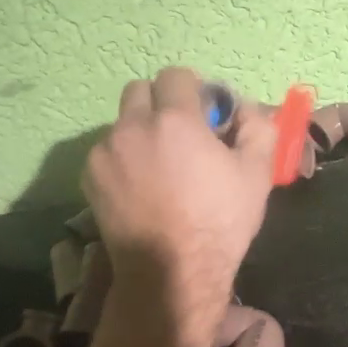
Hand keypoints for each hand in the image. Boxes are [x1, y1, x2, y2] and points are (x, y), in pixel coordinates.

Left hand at [83, 67, 276, 282]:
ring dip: (142, 134)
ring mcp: (105, 151)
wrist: (172, 270)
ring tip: (162, 169)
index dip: (195, 90)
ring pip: (122, 124)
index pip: (177, 76)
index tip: (207, 114)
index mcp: (176, 119)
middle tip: (182, 136)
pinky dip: (125, 161)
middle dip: (161, 104)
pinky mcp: (90, 176)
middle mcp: (133, 125)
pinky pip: (109, 154)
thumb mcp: (257, 175)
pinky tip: (143, 190)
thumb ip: (257, 130)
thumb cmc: (221, 222)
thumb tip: (247, 109)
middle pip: (140, 90)